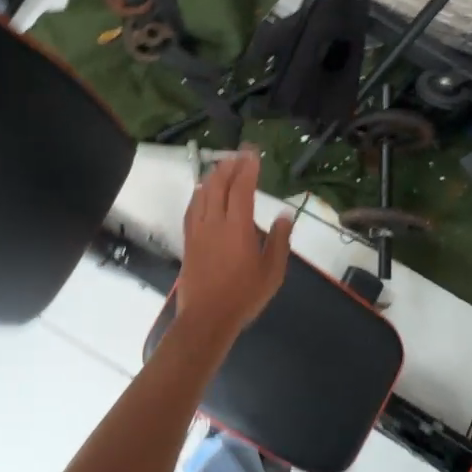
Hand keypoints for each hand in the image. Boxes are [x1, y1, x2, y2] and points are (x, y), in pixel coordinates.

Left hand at [174, 151, 292, 346]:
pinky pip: (192, 207)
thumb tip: (284, 215)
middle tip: (239, 154)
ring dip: (213, 175)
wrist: (206, 317)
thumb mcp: (272, 272)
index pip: (242, 188)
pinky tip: (202, 191)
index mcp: (237, 227)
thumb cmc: (244, 296)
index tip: (253, 153)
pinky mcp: (188, 240)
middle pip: (219, 184)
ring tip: (223, 166)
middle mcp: (215, 222)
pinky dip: (199, 193)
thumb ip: (279, 240)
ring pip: (203, 193)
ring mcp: (198, 230)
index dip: (247, 168)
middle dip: (229, 165)